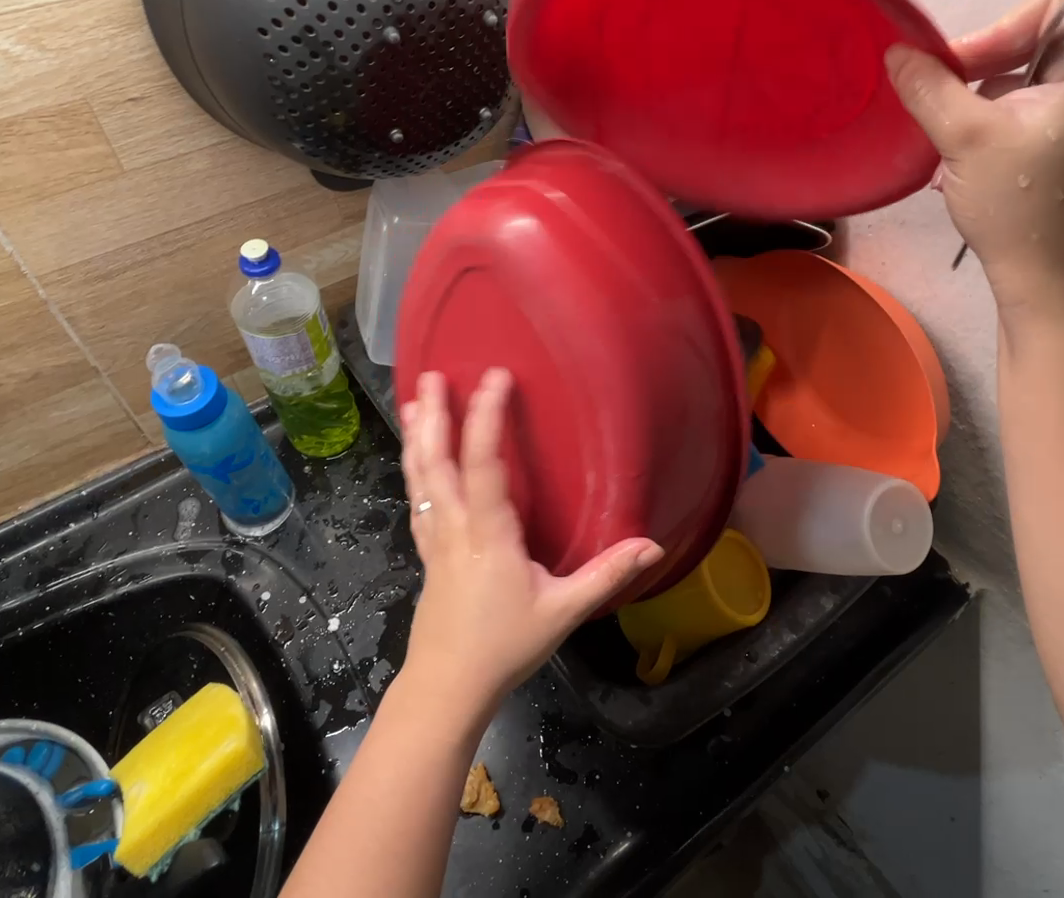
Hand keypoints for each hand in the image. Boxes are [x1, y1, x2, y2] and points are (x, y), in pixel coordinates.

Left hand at [399, 369, 663, 706]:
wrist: (448, 687)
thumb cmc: (505, 647)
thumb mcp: (564, 612)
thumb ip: (607, 576)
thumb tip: (654, 547)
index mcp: (489, 535)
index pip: (484, 465)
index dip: (487, 418)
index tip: (494, 378)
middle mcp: (455, 529)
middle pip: (436, 463)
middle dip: (434, 417)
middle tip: (431, 375)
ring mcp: (435, 541)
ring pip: (419, 480)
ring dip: (415, 438)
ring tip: (410, 403)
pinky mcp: (427, 556)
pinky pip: (417, 503)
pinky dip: (414, 473)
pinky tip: (414, 463)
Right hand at [886, 0, 1063, 310]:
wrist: (1044, 274)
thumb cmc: (1016, 204)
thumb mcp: (964, 138)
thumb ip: (929, 86)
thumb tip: (896, 52)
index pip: (1056, 0)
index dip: (1001, 27)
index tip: (964, 71)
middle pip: (1043, 32)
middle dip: (986, 61)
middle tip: (946, 98)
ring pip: (1034, 68)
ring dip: (985, 91)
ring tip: (956, 131)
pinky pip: (1037, 98)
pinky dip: (999, 112)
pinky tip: (971, 148)